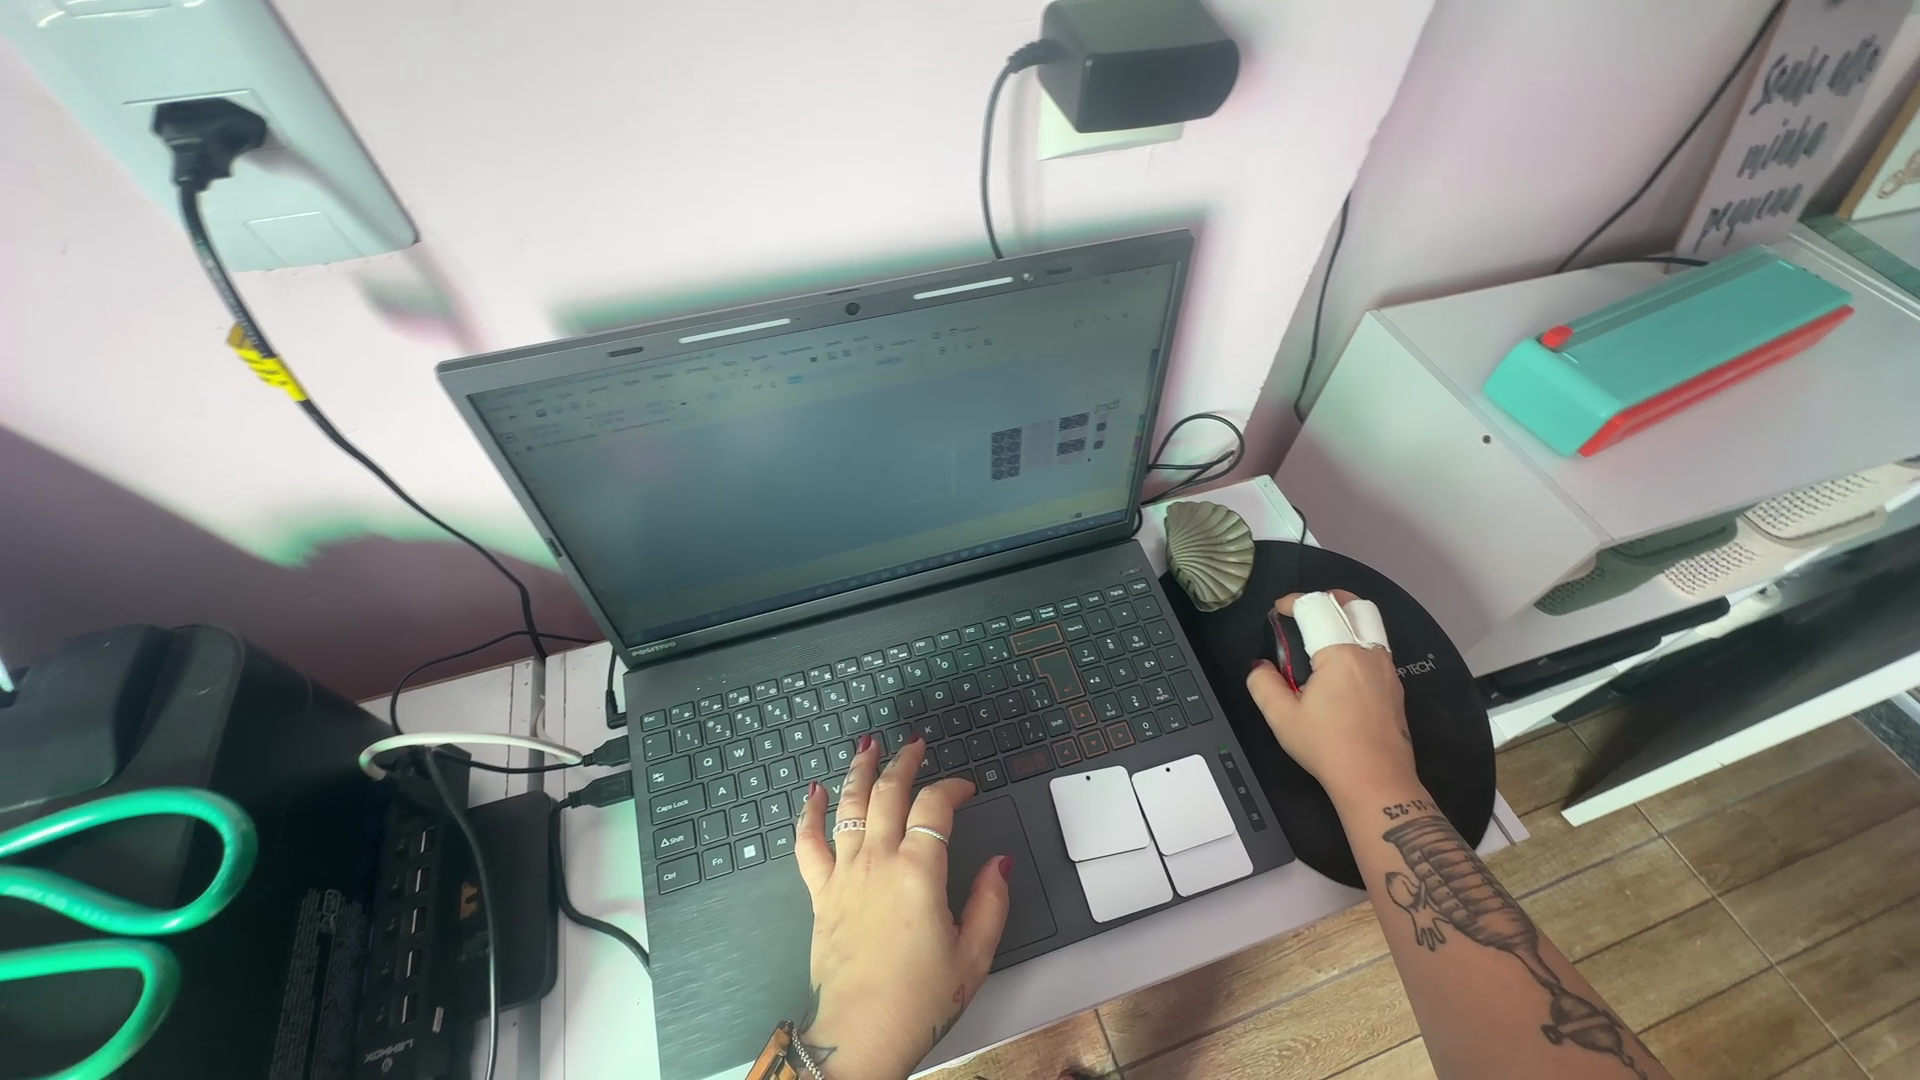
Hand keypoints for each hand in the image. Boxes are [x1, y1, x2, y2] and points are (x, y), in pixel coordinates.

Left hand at [792, 734, 1012, 1079]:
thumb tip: (999, 863)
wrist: (860, 1035)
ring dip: (860, 770)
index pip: (935, 806)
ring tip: (869, 746)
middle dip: (905, 762)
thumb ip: (991, 902)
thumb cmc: (917, 1001)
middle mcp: (878, 862)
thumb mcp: (974, 956)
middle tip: (915, 745)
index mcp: (918, 872)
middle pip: (889, 791)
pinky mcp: (821, 893)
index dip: (952, 787)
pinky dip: (808, 814)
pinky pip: (808, 843)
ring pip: (850, 804)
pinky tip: (812, 792)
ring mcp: (845, 874)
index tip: (965, 788)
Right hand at [1245, 590, 1418, 808]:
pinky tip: (1336, 665)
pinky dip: (1355, 640)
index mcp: (1341, 654)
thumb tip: (1259, 667)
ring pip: (1369, 624)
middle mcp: (1369, 653)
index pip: (1317, 607)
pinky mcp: (1394, 685)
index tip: (1278, 610)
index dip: (1293, 601)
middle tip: (1303, 611)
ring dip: (1343, 618)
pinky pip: (1375, 646)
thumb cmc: (1329, 748)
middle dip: (1325, 598)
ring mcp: (1387, 669)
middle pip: (1353, 604)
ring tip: (1317, 636)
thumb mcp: (1281, 717)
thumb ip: (1262, 684)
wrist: (1376, 780)